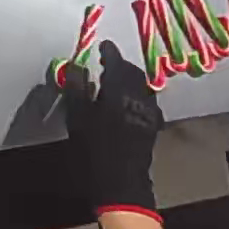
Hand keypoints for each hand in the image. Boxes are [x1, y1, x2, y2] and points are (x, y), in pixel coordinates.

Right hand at [62, 42, 162, 215]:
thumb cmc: (92, 149)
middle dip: (121, 64)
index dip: (110, 52)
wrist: (119, 183)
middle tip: (106, 61)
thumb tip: (78, 66)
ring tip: (114, 79)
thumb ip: (77, 89)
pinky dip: (134, 93)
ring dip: (129, 78)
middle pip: (134, 73)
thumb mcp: (77, 117)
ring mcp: (149, 112)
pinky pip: (145, 100)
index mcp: (120, 92)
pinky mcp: (152, 125)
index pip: (117, 64)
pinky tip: (125, 100)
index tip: (103, 45)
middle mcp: (140, 98)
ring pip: (142, 86)